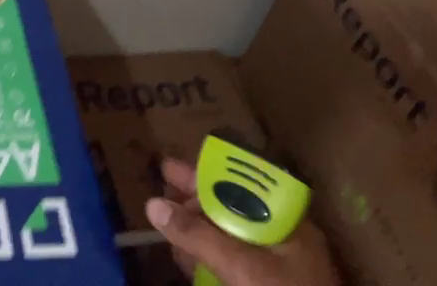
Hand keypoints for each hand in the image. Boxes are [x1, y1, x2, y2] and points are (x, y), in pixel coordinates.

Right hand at [144, 157, 341, 285]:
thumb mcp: (240, 268)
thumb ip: (197, 235)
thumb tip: (152, 204)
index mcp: (283, 220)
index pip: (238, 182)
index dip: (201, 174)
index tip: (166, 169)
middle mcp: (282, 237)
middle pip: (230, 208)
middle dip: (194, 206)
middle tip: (161, 206)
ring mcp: (279, 267)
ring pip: (229, 238)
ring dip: (198, 235)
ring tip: (171, 238)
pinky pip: (235, 265)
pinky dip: (210, 261)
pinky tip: (190, 267)